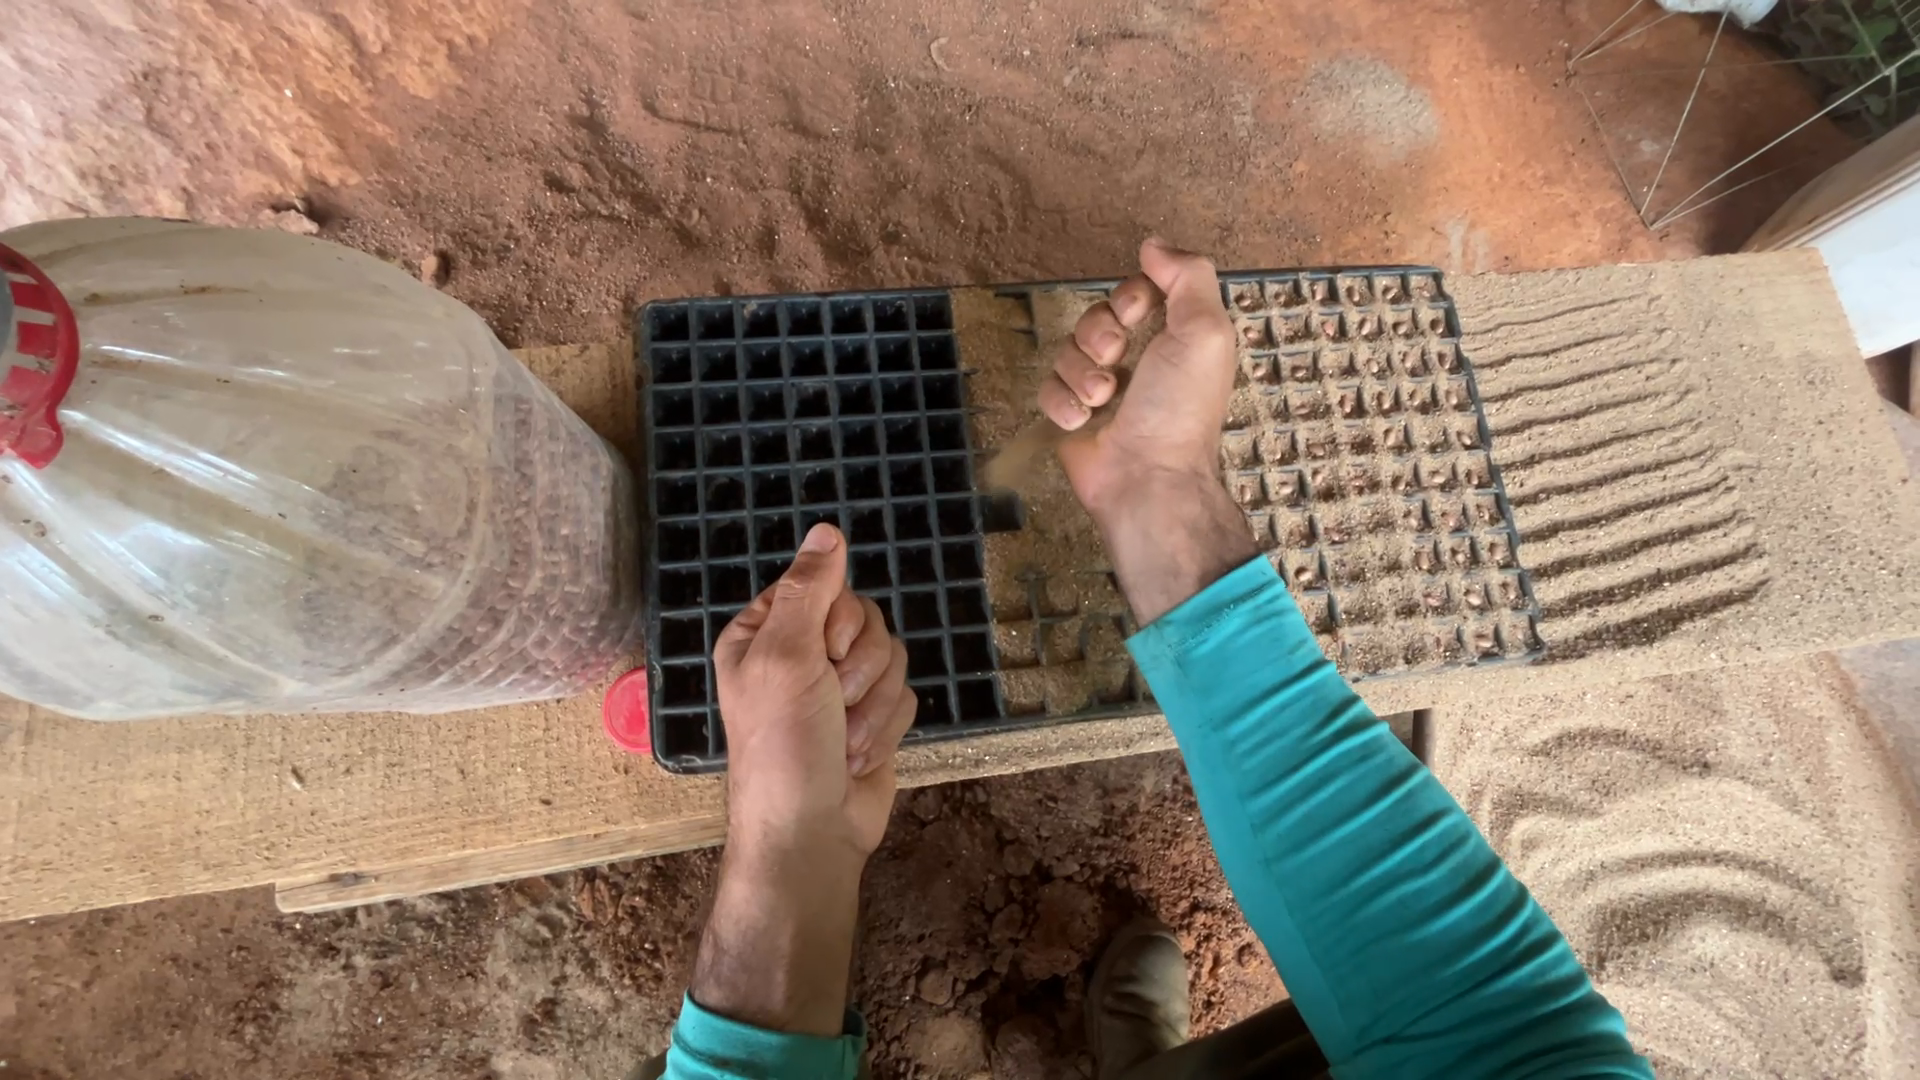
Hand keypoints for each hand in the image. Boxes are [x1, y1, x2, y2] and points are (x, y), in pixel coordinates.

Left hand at [691, 522, 915, 1036]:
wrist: (814, 830)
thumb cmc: (785, 744)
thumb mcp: (786, 657)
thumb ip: (808, 589)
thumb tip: (827, 529)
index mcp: (768, 632)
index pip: (824, 587)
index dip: (837, 620)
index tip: (826, 652)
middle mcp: (804, 653)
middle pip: (868, 620)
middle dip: (860, 669)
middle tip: (833, 701)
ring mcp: (842, 686)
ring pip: (893, 657)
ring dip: (872, 705)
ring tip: (842, 738)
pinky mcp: (874, 715)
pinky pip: (905, 695)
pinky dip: (884, 728)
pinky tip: (857, 756)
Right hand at [1040, 237, 1257, 624]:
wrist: (1146, 476)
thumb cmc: (1179, 406)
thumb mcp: (1205, 331)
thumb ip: (1189, 276)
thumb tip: (1152, 244)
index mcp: (1170, 339)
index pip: (1133, 293)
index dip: (1128, 298)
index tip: (1138, 315)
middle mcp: (1135, 361)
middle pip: (1093, 319)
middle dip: (1100, 336)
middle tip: (1117, 363)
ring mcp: (1098, 391)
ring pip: (1065, 353)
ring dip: (1082, 376)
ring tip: (1103, 401)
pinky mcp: (1069, 418)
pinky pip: (1047, 390)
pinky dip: (1064, 406)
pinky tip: (1084, 424)